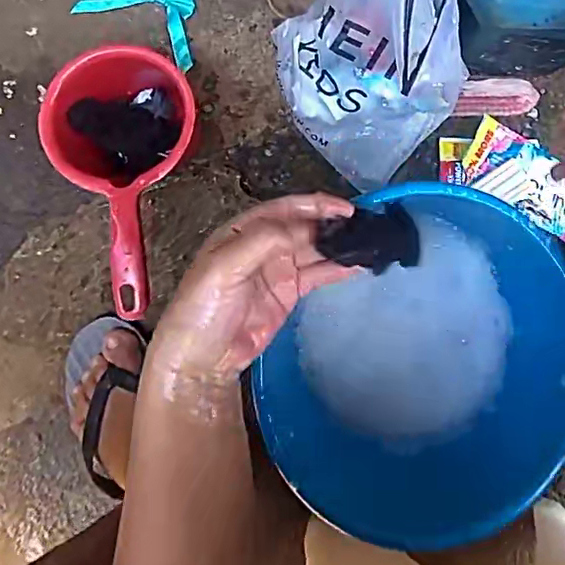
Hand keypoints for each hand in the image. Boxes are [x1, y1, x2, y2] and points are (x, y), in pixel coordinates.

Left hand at [147, 194, 360, 394]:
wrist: (199, 360)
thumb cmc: (201, 309)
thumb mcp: (222, 268)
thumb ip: (260, 243)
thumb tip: (298, 230)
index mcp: (242, 231)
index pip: (284, 209)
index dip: (314, 205)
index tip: (343, 208)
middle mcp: (262, 245)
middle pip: (303, 227)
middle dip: (330, 225)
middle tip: (362, 226)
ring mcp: (276, 269)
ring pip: (313, 249)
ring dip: (337, 245)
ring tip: (366, 243)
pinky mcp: (287, 293)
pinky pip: (316, 274)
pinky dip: (336, 268)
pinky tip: (356, 265)